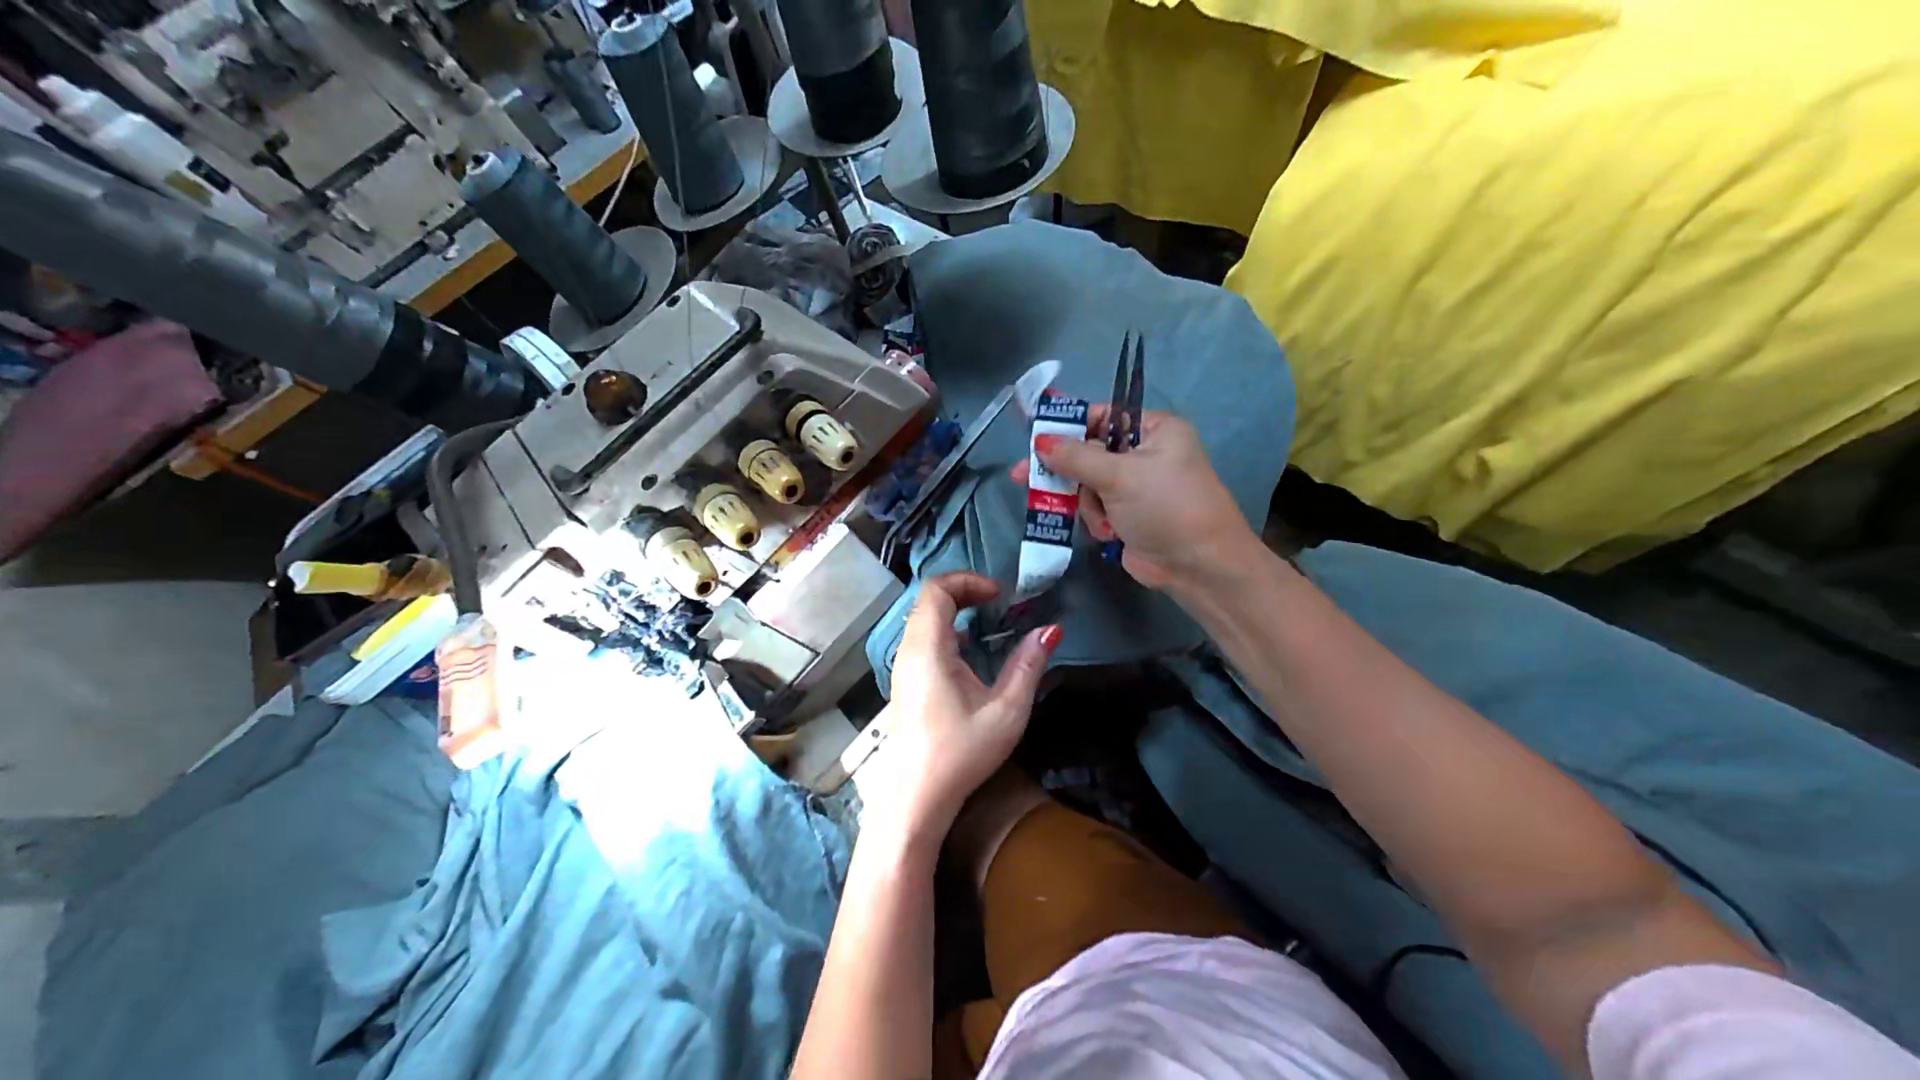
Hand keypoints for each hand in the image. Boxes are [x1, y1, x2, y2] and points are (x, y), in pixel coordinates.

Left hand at [860, 573, 1060, 837]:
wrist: (915, 799)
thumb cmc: (960, 753)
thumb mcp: (1006, 710)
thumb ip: (1029, 664)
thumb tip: (1052, 629)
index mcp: (928, 648)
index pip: (937, 589)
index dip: (969, 580)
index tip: (1001, 595)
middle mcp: (909, 651)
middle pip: (929, 601)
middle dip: (965, 592)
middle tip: (999, 603)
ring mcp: (904, 668)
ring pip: (925, 622)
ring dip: (956, 612)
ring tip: (991, 623)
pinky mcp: (907, 684)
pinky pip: (923, 641)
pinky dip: (948, 633)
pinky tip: (973, 654)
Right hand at [1012, 407, 1253, 591]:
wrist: (1198, 567)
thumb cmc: (1166, 507)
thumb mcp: (1119, 475)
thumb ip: (1075, 457)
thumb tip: (1040, 439)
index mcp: (1155, 430)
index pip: (1102, 417)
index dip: (1069, 427)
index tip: (1035, 437)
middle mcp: (1146, 453)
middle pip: (1089, 453)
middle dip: (1067, 472)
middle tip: (1021, 476)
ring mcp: (1136, 487)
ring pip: (1087, 484)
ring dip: (1087, 504)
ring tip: (1101, 521)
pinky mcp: (1127, 516)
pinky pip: (1094, 508)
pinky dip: (1096, 520)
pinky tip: (1108, 533)